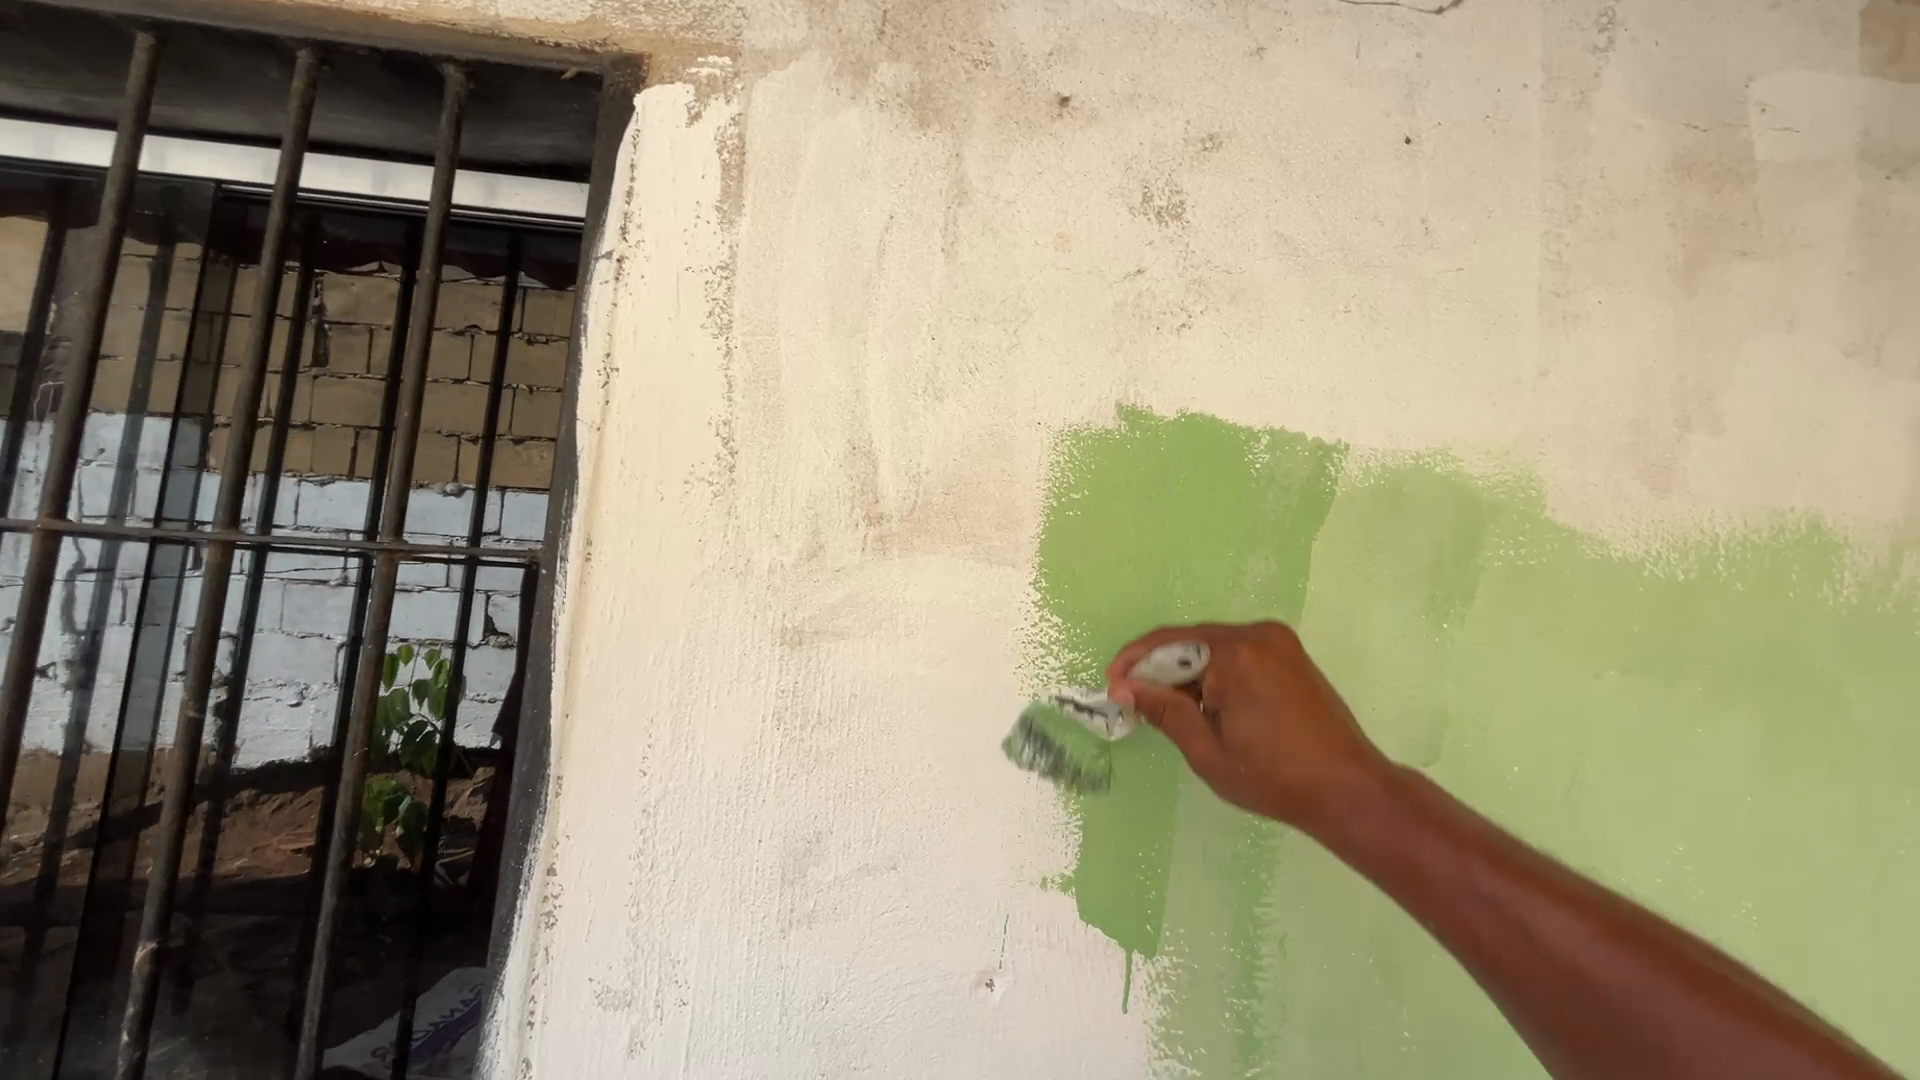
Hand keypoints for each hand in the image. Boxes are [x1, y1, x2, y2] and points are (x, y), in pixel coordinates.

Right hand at [1106, 621, 1388, 826]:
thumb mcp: (1207, 750)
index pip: (1167, 644)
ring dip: (1184, 672)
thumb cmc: (1275, 778)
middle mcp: (1257, 635)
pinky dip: (1212, 672)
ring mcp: (1277, 642)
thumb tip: (1123, 688)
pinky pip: (1235, 653)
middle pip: (1189, 641)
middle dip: (1158, 669)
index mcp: (1235, 655)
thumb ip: (1164, 711)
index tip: (1112, 689)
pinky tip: (1203, 703)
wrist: (1350, 790)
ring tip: (1167, 708)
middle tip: (1134, 700)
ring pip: (1211, 647)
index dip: (1133, 664)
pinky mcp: (1288, 654)